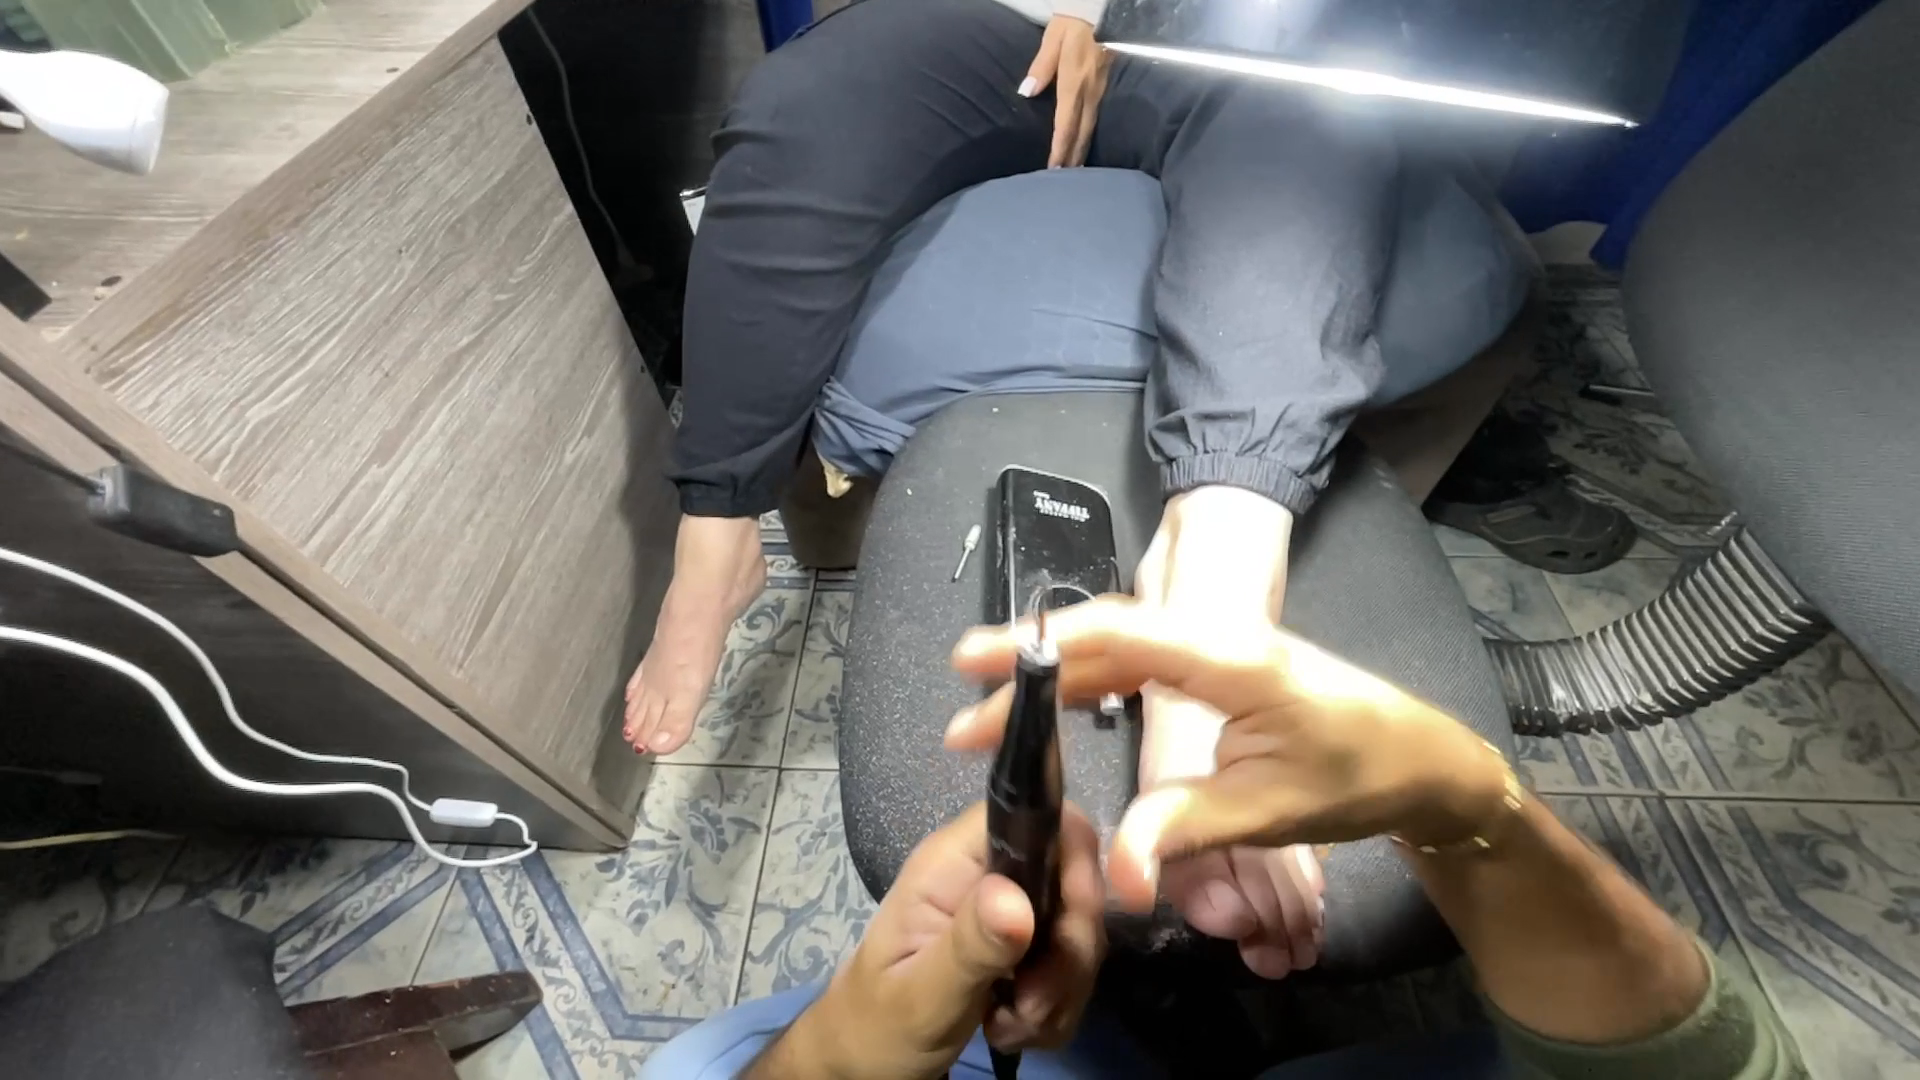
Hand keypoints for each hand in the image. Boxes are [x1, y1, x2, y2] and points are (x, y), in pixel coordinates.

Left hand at [798, 802, 1105, 1079]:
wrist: (865, 1061)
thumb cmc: (875, 1025)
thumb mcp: (919, 996)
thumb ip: (968, 947)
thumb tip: (1015, 899)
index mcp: (954, 861)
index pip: (1031, 816)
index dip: (1069, 856)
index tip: (1073, 922)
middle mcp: (986, 872)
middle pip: (1067, 877)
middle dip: (1068, 949)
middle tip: (1031, 1005)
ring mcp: (1006, 907)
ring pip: (1075, 927)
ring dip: (1062, 988)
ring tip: (1012, 1025)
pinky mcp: (1022, 945)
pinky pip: (1069, 965)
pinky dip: (1058, 1006)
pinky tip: (1017, 1030)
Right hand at [944, 597, 1513, 912]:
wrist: (1417, 755)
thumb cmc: (1354, 774)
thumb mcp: (1270, 809)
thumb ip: (1185, 829)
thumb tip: (1117, 877)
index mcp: (1226, 655)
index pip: (1117, 637)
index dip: (1042, 647)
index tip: (977, 664)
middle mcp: (1207, 635)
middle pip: (1100, 639)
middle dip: (1026, 669)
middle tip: (965, 709)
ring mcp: (1204, 646)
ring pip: (1110, 649)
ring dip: (1050, 678)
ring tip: (990, 712)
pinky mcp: (1203, 664)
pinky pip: (1132, 663)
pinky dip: (1086, 682)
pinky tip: (1057, 704)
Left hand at [1020, 16, 1111, 167]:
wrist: (1105, 5)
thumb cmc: (1074, 21)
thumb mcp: (1053, 38)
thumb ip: (1041, 67)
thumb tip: (1027, 91)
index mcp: (1074, 83)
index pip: (1066, 124)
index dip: (1060, 149)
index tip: (1053, 169)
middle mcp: (1089, 92)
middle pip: (1080, 133)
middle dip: (1071, 158)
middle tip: (1063, 180)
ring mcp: (1100, 91)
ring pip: (1090, 129)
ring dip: (1081, 151)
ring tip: (1073, 170)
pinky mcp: (1105, 87)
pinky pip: (1096, 118)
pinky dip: (1088, 136)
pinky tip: (1083, 146)